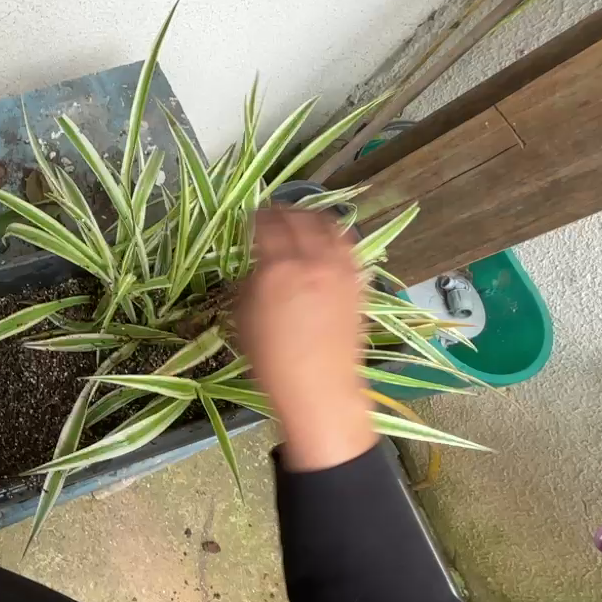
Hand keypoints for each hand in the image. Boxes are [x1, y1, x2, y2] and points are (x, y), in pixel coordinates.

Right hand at [235, 208, 376, 470]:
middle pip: (300, 220)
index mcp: (277, 269)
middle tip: (272, 213)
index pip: (266, 226)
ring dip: (312, 218)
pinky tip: (326, 242)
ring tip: (301, 220)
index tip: (249, 216)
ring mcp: (341, 270)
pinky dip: (334, 237)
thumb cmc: (271, 361)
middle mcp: (312, 262)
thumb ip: (249, 284)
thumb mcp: (242, 318)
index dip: (256, 217)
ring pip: (329, 227)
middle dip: (283, 212)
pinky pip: (347, 247)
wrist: (319, 389)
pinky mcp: (358, 283)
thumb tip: (255, 270)